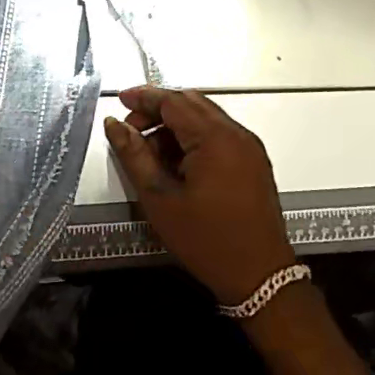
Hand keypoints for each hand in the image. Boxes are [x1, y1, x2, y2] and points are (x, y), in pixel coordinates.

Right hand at [103, 85, 297, 304]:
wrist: (259, 277)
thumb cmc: (205, 239)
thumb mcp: (159, 198)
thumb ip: (133, 155)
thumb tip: (115, 125)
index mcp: (215, 139)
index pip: (174, 101)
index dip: (143, 97)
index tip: (119, 100)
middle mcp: (237, 135)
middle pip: (191, 103)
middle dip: (157, 109)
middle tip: (130, 129)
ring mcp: (249, 148)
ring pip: (205, 118)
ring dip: (174, 125)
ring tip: (148, 152)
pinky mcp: (254, 163)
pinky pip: (218, 135)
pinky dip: (192, 138)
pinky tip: (175, 164)